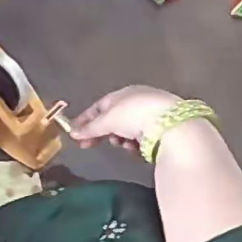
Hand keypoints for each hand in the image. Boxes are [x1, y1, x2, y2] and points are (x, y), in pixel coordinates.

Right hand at [69, 86, 183, 152]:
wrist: (169, 123)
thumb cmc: (133, 115)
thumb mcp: (107, 121)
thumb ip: (89, 128)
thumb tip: (72, 133)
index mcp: (123, 93)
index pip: (99, 106)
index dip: (85, 119)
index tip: (74, 133)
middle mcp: (137, 101)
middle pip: (113, 119)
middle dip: (102, 132)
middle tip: (90, 145)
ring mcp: (150, 114)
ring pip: (126, 130)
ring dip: (119, 139)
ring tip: (121, 144)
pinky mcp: (162, 128)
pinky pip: (140, 137)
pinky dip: (134, 143)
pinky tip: (136, 148)